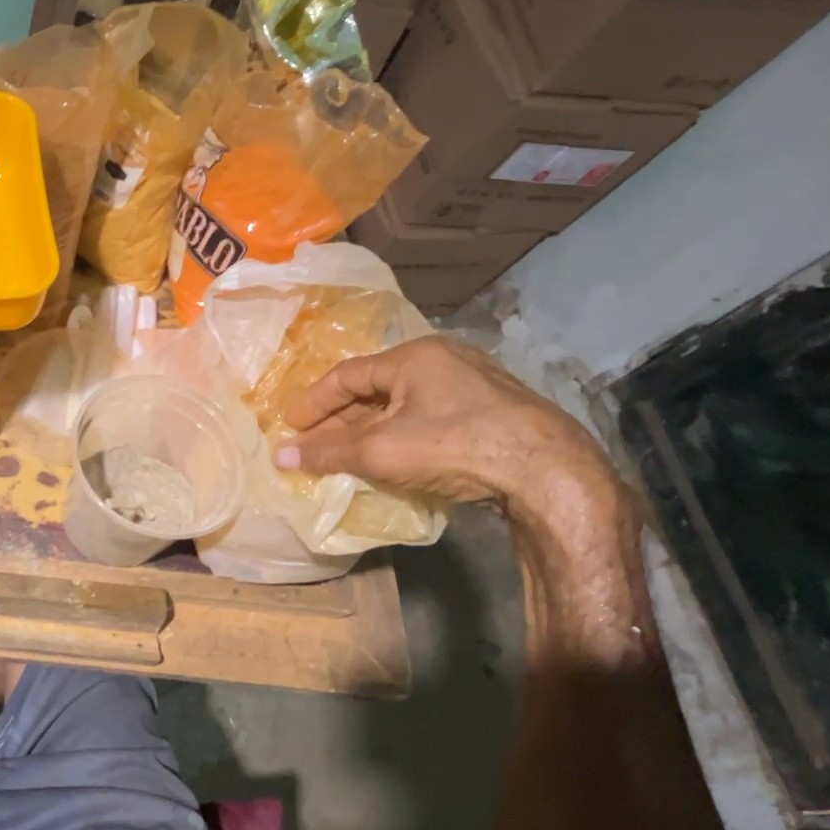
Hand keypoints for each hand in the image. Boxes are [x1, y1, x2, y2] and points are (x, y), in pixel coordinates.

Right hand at [273, 336, 620, 524]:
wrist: (549, 472)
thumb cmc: (456, 447)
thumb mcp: (380, 452)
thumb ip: (327, 453)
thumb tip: (280, 455)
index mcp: (414, 357)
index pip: (346, 375)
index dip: (313, 403)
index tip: (290, 428)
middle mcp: (444, 360)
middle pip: (374, 388)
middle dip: (339, 419)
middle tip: (313, 445)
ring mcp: (473, 384)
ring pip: (402, 404)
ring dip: (369, 429)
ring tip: (345, 456)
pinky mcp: (492, 410)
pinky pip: (427, 416)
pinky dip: (399, 435)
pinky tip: (391, 458)